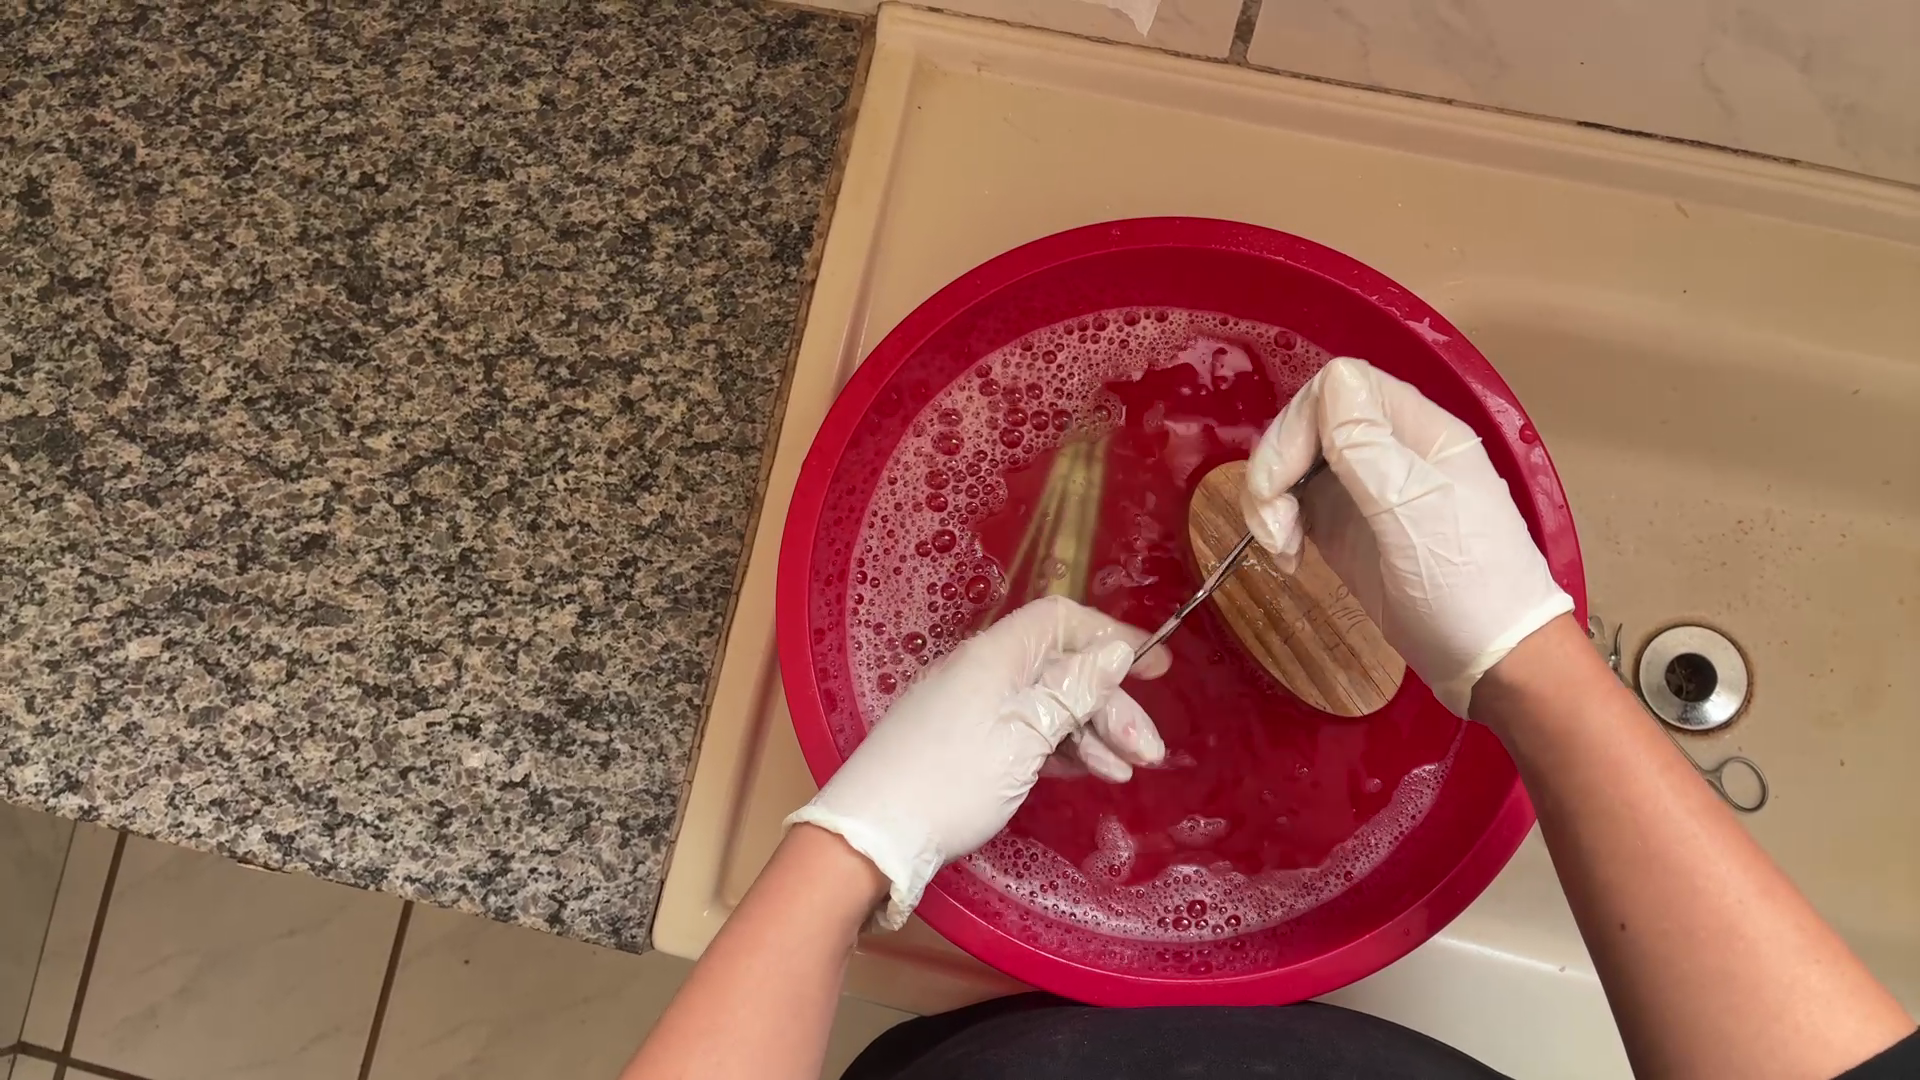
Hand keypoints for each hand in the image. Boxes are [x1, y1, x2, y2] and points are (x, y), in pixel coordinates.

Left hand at [786, 596, 1169, 928]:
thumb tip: (1115, 650)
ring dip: (1091, 732)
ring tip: (1124, 772)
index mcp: (997, 654)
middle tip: (1149, 752)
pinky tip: (1086, 771)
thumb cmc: (952, 779)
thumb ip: (1073, 690)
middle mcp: (986, 669)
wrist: (873, 833)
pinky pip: (1026, 729)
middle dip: (1110, 705)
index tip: (1155, 667)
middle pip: (1061, 669)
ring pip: (1048, 703)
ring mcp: (976, 705)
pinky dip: (1059, 747)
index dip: (1110, 636)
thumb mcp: (1025, 735)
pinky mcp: (969, 739)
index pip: (1062, 621)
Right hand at [1241, 357, 1571, 716]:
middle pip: (1303, 425)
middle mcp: (1383, 450)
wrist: (1488, 660)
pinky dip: (1275, 527)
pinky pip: (1289, 504)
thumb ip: (1368, 447)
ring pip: (1288, 465)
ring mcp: (1358, 488)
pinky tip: (1286, 560)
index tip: (1285, 482)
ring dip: (1268, 503)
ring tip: (1278, 549)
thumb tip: (1331, 383)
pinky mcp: (1338, 525)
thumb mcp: (1416, 510)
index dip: (1300, 425)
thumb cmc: (1466, 584)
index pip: (1339, 389)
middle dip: (1273, 471)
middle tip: (1270, 526)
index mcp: (1415, 431)